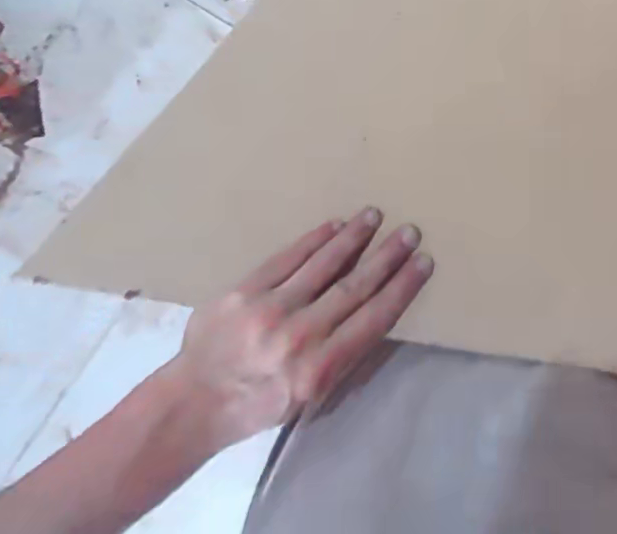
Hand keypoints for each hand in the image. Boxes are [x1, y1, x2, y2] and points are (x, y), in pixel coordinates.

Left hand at [156, 209, 432, 453]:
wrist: (192, 402)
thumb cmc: (259, 402)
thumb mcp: (310, 395)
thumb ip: (343, 353)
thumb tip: (378, 306)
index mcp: (318, 370)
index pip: (374, 319)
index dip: (403, 287)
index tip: (424, 262)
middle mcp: (298, 337)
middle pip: (355, 287)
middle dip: (387, 256)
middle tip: (410, 231)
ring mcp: (269, 310)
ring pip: (323, 264)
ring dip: (354, 237)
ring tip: (374, 215)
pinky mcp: (244, 291)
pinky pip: (287, 258)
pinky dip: (314, 239)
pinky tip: (334, 224)